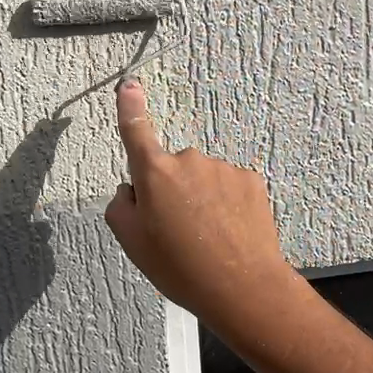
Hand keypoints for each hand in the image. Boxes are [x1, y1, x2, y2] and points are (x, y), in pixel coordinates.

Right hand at [103, 79, 302, 328]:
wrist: (242, 288)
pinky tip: (228, 233)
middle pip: (170, 171)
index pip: (135, 131)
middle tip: (176, 232)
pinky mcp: (251, 181)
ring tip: (206, 240)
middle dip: (171, 192)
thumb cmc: (179, 267)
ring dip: (201, 201)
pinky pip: (228, 187)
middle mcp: (188, 161)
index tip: (129, 85)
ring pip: (201, 180)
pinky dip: (226, 205)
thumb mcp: (131, 242)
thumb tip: (131, 189)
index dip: (129, 106)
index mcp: (154, 174)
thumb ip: (121, 206)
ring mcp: (222, 169)